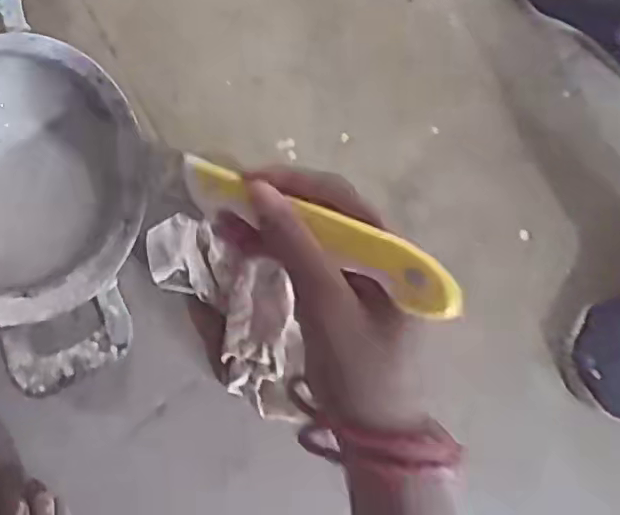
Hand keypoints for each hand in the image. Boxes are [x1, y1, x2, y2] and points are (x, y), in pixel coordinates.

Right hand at [238, 168, 426, 432]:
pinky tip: (242, 242)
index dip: (294, 182)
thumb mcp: (326, 303)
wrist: (373, 438)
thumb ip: (295, 243)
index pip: (342, 199)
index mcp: (394, 253)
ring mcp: (359, 270)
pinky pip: (303, 252)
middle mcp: (379, 253)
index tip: (249, 181)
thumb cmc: (359, 370)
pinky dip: (272, 245)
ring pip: (308, 230)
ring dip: (268, 223)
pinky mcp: (338, 286)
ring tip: (225, 221)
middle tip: (232, 200)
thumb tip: (258, 189)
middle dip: (275, 202)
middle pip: (324, 210)